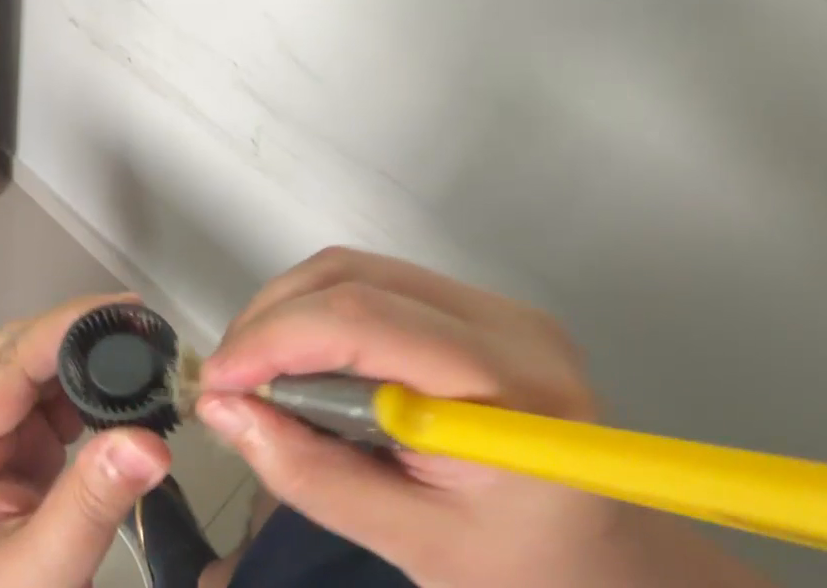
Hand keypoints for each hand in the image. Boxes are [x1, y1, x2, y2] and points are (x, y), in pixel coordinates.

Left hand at [0, 294, 171, 587]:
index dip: (61, 331)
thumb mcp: (41, 571)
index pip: (2, 368)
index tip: (119, 308)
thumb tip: (151, 440)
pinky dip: (84, 394)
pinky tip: (121, 391)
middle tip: (140, 324)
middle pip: (11, 357)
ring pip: (30, 373)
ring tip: (140, 350)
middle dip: (73, 336)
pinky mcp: (7, 453)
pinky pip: (45, 405)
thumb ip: (91, 502)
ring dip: (82, 361)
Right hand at [195, 248, 769, 587]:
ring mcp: (492, 306)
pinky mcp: (469, 306)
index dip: (273, 340)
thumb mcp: (413, 545)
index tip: (215, 384)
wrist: (612, 567)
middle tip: (227, 383)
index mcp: (511, 388)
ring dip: (283, 312)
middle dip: (268, 322)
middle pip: (349, 278)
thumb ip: (311, 475)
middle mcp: (506, 322)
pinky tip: (298, 360)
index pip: (364, 321)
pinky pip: (365, 282)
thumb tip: (219, 408)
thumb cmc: (524, 573)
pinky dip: (311, 312)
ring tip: (255, 372)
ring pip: (348, 269)